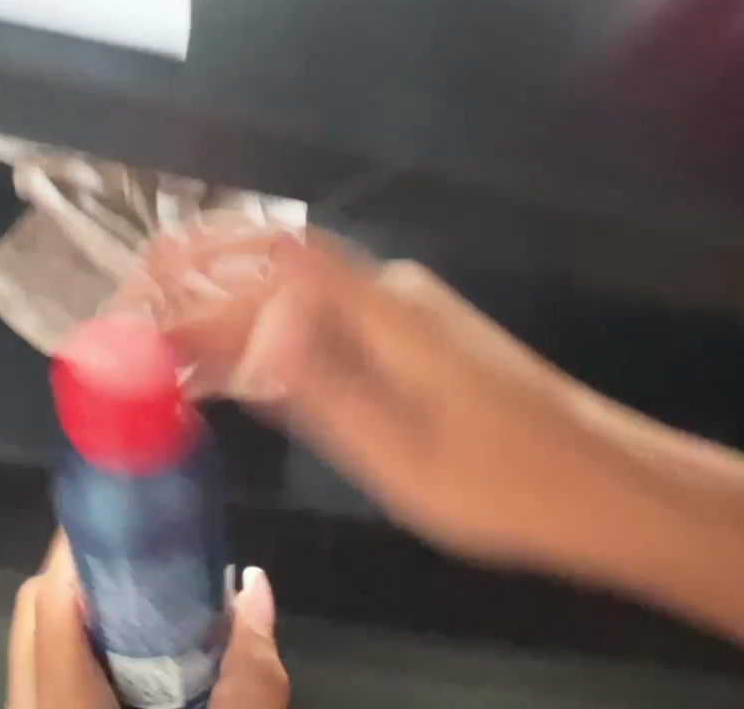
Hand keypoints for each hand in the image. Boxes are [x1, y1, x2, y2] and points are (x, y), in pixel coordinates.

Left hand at [7, 534, 289, 708]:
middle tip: (157, 564)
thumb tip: (256, 587)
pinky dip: (91, 651)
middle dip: (93, 573)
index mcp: (61, 706)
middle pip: (40, 611)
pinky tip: (142, 667)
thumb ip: (248, 679)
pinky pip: (51, 676)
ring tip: (154, 606)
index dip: (86, 547)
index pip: (51, 599)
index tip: (136, 520)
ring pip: (41, 643)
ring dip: (92, 610)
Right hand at [139, 231, 637, 567]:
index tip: (141, 310)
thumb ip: (321, 390)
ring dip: (229, 297)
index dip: (198, 278)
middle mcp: (384, 288)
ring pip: (293, 282)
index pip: (270, 267)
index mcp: (382, 311)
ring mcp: (397, 302)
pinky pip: (317, 306)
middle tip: (136, 299)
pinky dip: (265, 320)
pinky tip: (241, 352)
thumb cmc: (505, 483)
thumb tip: (248, 333)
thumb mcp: (403, 455)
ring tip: (169, 329)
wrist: (607, 482)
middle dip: (198, 271)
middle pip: (274, 260)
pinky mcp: (405, 325)